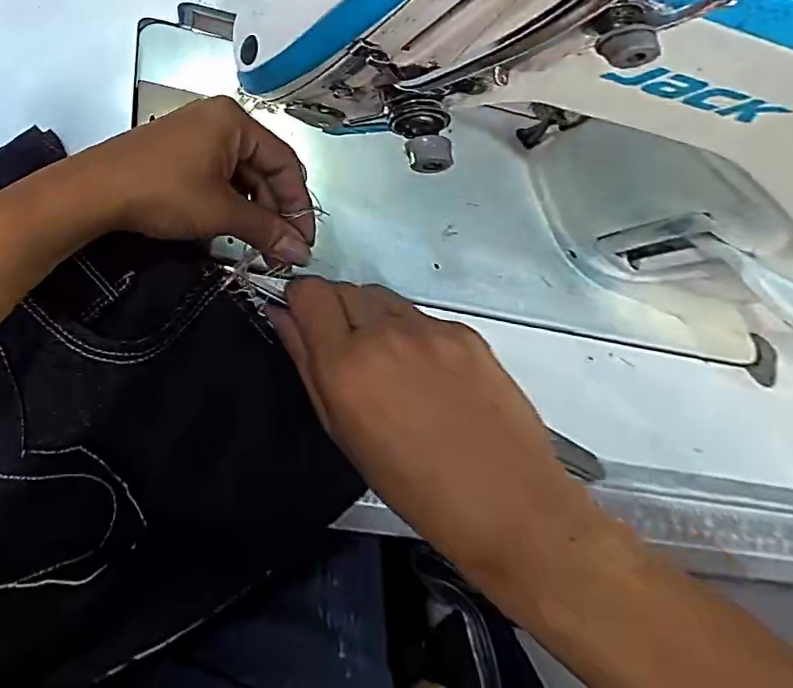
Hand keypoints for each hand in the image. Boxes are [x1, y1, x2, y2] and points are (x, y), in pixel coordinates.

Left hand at [59, 96, 313, 264]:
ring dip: (250, 209)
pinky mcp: (176, 151)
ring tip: (256, 243)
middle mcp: (216, 119)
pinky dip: (226, 201)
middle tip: (281, 248)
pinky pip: (215, 174)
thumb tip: (298, 250)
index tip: (302, 239)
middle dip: (273, 210)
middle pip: (262, 167)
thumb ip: (265, 229)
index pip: (284, 161)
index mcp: (233, 120)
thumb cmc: (159, 190)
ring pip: (238, 174)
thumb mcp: (220, 211)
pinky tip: (228, 227)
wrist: (95, 191)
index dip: (298, 204)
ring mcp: (194, 133)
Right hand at [267, 280, 605, 592]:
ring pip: (380, 296)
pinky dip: (411, 331)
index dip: (300, 301)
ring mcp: (428, 330)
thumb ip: (306, 364)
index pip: (308, 292)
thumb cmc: (420, 487)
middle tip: (344, 347)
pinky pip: (420, 314)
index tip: (301, 315)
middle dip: (333, 310)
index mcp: (346, 366)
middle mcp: (385, 336)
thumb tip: (283, 319)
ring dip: (371, 317)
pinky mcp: (464, 332)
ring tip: (388, 363)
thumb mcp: (342, 432)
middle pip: (342, 287)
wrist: (508, 505)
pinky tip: (425, 372)